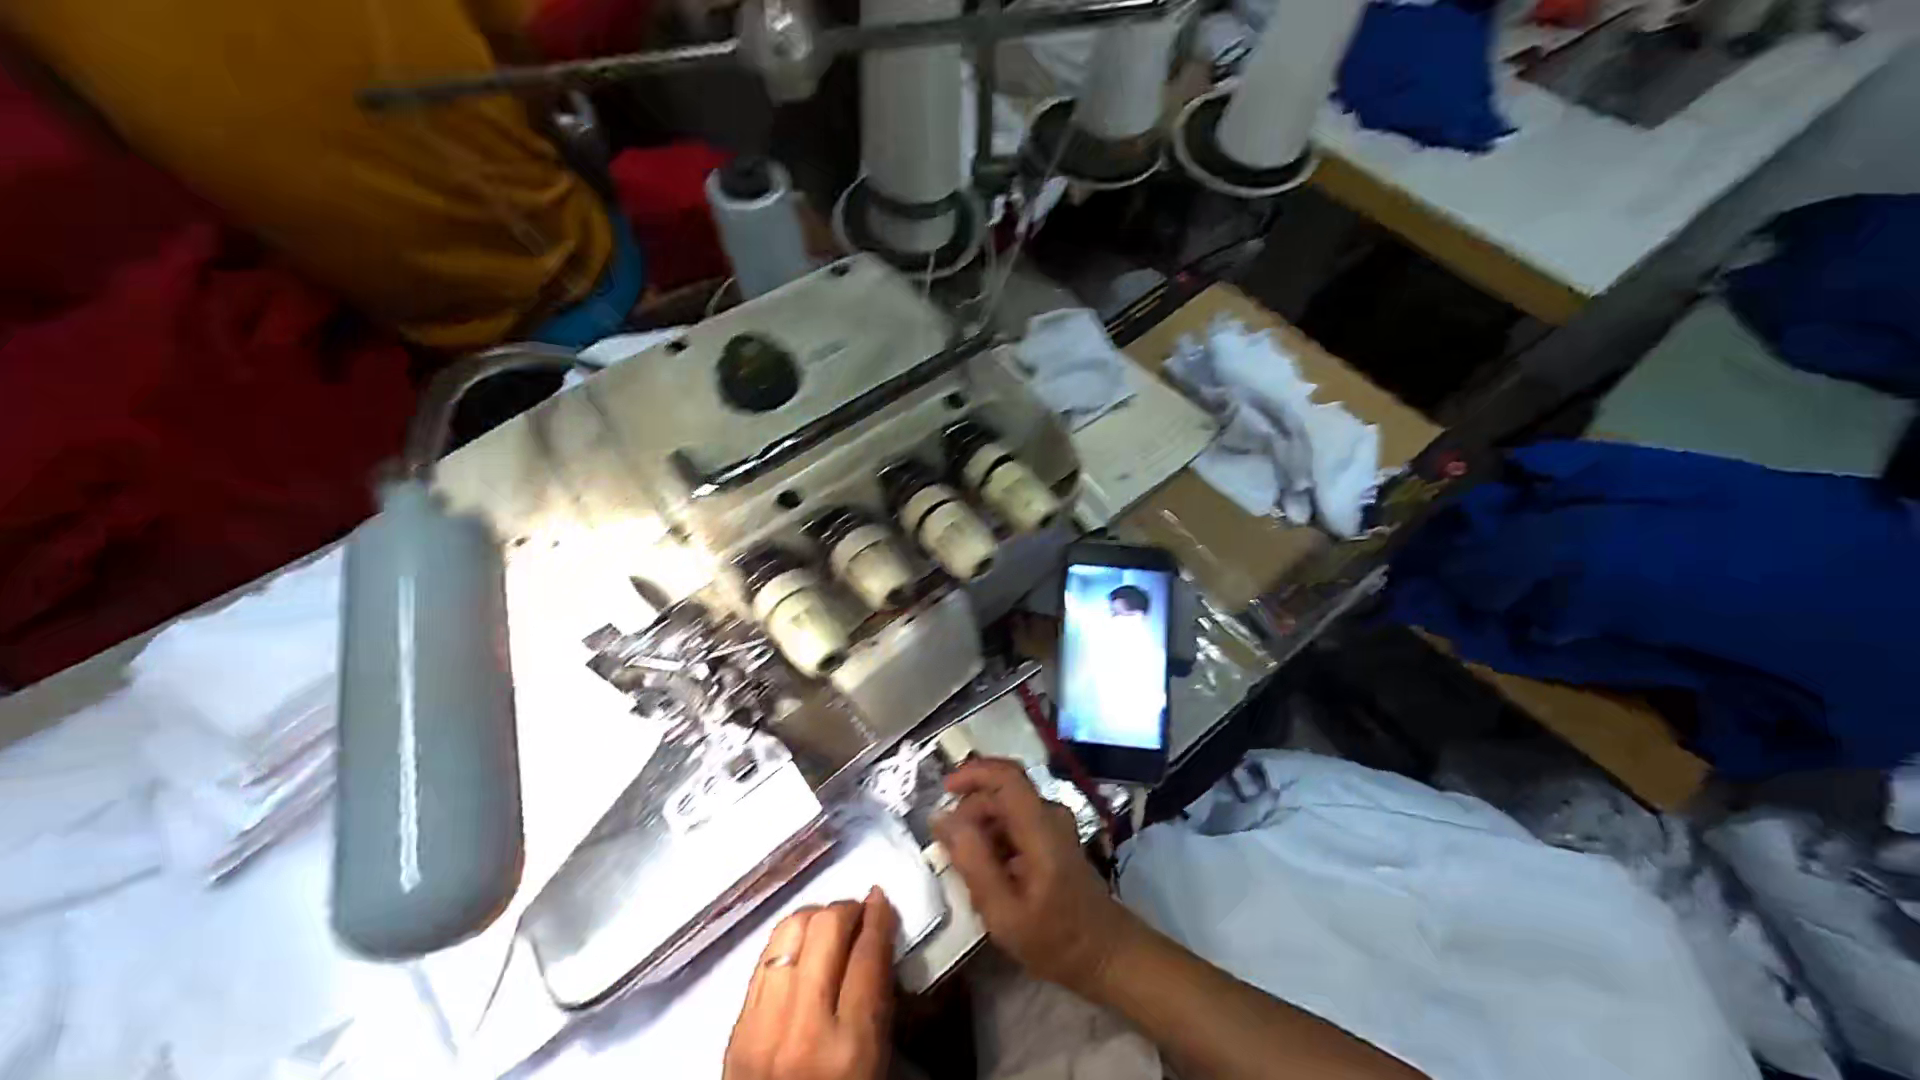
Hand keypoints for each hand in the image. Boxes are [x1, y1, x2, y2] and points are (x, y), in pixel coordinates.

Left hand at [724, 888, 898, 1079]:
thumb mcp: (877, 1064)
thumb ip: (880, 1003)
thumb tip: (880, 944)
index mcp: (850, 1046)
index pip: (868, 954)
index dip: (879, 917)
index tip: (882, 901)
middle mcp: (803, 1026)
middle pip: (828, 929)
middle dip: (849, 909)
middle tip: (861, 912)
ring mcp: (762, 1026)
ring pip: (790, 931)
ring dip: (816, 918)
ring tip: (830, 925)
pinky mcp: (735, 1030)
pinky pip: (764, 958)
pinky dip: (787, 941)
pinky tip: (800, 947)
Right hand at [932, 757, 1139, 993]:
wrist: (1108, 957)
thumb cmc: (1056, 939)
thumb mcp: (1003, 911)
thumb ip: (973, 860)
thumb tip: (941, 818)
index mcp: (1040, 827)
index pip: (1006, 776)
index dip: (972, 773)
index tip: (944, 790)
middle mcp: (1050, 815)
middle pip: (1002, 791)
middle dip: (970, 809)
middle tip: (949, 849)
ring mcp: (1055, 826)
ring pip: (1007, 807)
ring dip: (981, 826)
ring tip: (966, 867)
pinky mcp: (1054, 839)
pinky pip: (1016, 823)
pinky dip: (995, 837)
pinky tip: (988, 872)